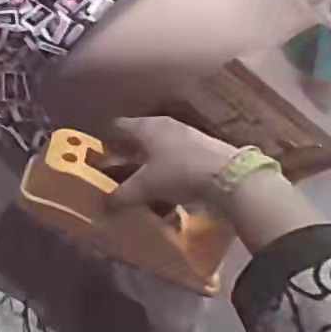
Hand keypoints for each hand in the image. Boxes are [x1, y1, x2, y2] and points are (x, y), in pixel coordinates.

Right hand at [102, 116, 239, 213]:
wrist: (232, 177)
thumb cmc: (178, 172)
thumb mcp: (145, 186)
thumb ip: (121, 195)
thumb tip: (102, 207)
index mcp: (145, 126)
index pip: (118, 125)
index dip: (106, 138)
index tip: (98, 152)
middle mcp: (163, 124)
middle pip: (138, 135)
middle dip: (127, 150)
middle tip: (116, 167)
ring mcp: (186, 134)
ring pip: (158, 144)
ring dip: (148, 159)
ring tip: (141, 178)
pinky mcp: (203, 146)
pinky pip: (176, 154)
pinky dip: (167, 165)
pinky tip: (168, 183)